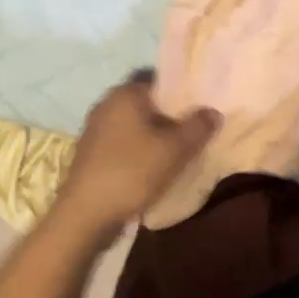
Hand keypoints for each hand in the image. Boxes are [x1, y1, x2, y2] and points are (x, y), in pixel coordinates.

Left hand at [57, 72, 220, 231]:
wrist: (85, 216)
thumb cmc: (132, 172)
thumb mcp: (174, 150)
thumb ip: (197, 127)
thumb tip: (213, 112)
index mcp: (125, 93)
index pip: (161, 81)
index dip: (183, 94)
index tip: (200, 109)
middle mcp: (107, 104)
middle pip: (148, 103)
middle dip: (170, 116)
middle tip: (193, 132)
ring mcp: (95, 129)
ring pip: (135, 124)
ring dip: (154, 135)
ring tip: (177, 152)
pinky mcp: (90, 153)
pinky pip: (122, 142)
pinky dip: (138, 150)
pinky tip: (152, 167)